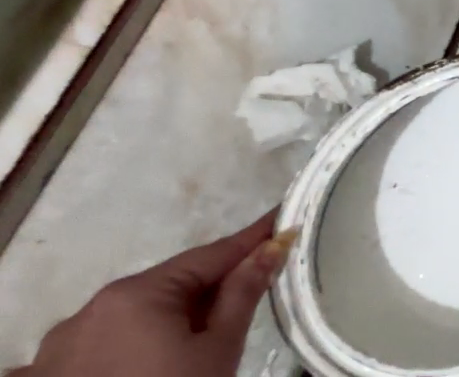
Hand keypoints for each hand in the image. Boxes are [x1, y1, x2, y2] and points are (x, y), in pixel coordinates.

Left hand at [21, 212, 289, 376]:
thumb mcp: (219, 345)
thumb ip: (244, 291)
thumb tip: (273, 247)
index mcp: (136, 293)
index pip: (213, 253)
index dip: (254, 238)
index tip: (286, 220)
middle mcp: (91, 309)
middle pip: (173, 283)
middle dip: (214, 283)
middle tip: (257, 282)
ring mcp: (61, 344)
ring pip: (139, 312)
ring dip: (176, 312)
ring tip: (207, 330)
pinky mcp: (50, 372)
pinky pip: (107, 339)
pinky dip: (139, 337)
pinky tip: (155, 355)